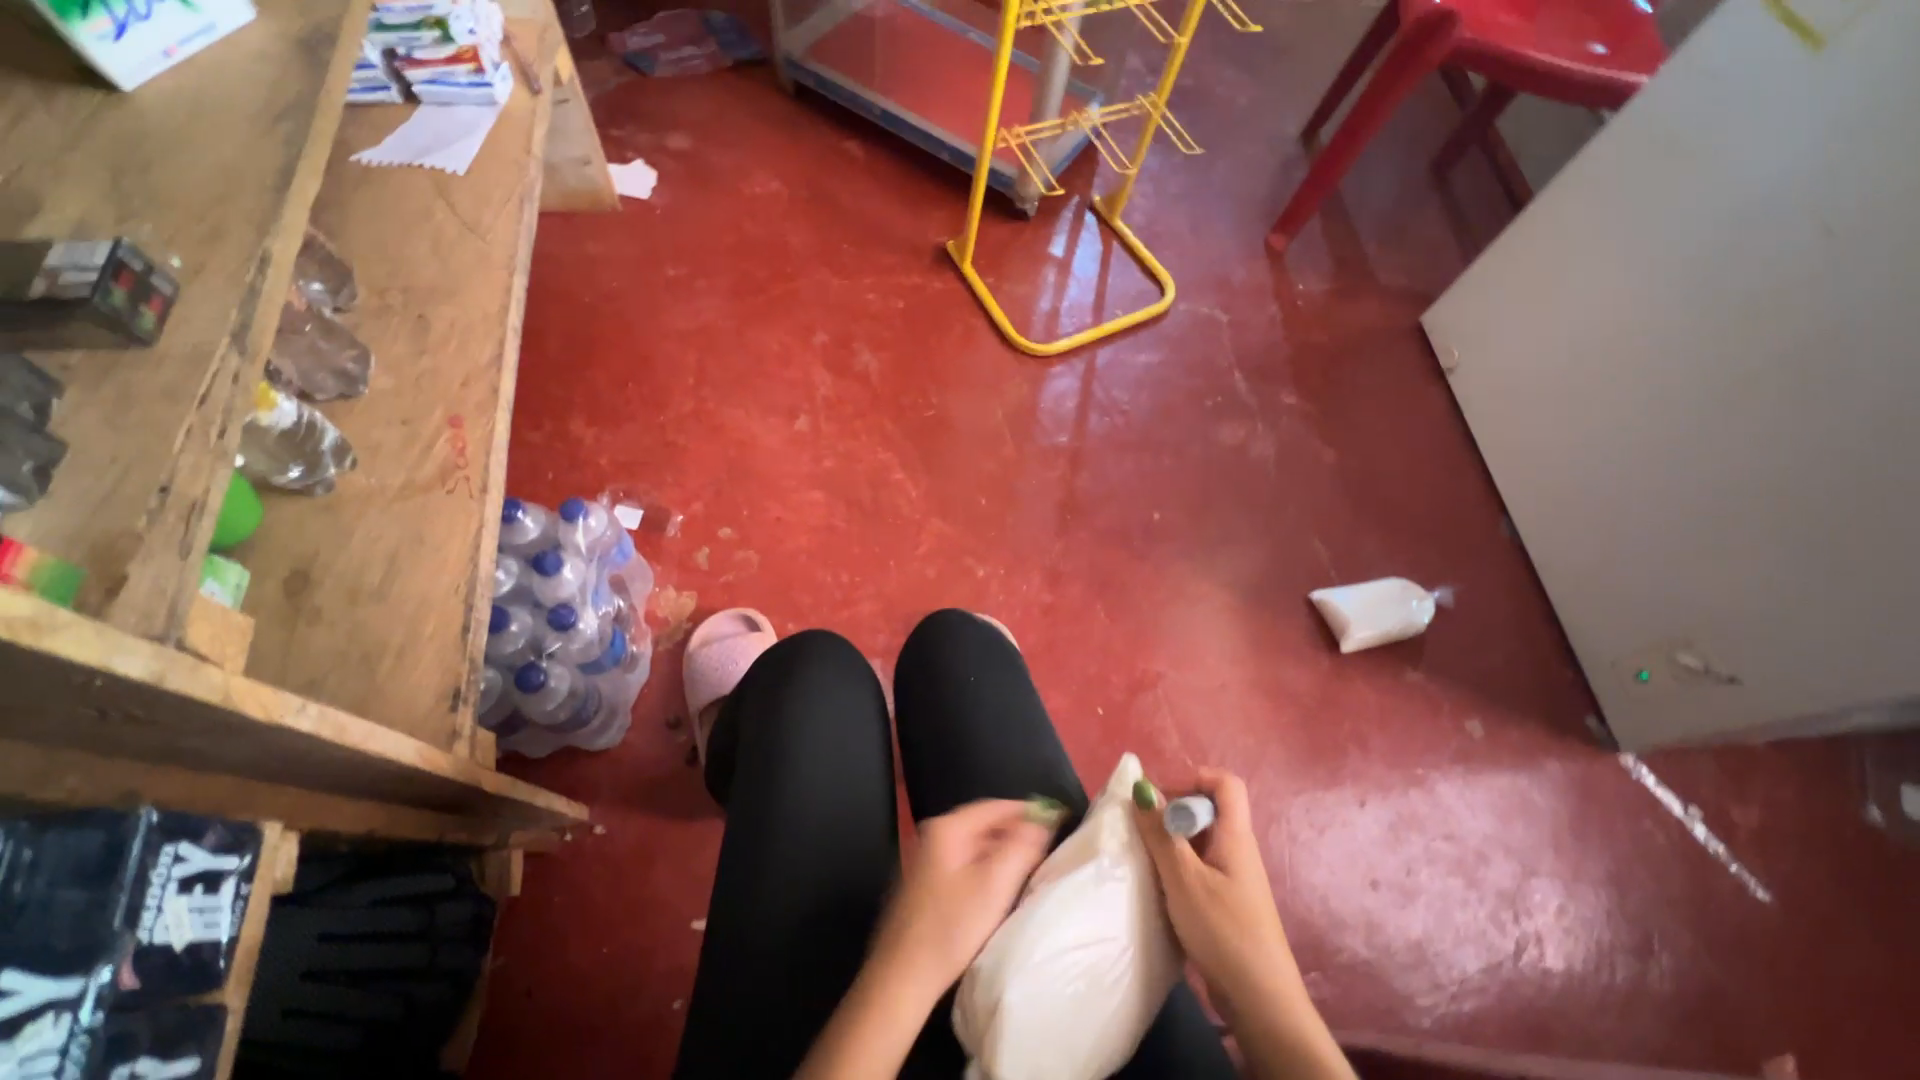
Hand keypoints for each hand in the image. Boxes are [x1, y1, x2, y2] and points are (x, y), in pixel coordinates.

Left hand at [869, 798, 1062, 994]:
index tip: (1057, 821)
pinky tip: (1001, 889)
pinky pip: (964, 865)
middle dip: (1015, 834)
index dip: (1028, 812)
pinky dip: (986, 869)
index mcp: (946, 829)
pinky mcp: (925, 885)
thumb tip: (1042, 822)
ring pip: (974, 847)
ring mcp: (925, 860)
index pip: (995, 807)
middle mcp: (932, 837)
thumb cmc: (951, 928)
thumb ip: (1022, 847)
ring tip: (1031, 867)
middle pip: (983, 825)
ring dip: (1002, 853)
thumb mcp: (995, 885)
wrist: (903, 976)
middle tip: (1047, 847)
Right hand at [1132, 769, 1295, 1018]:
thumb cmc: (1223, 930)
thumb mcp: (1183, 879)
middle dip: (1172, 813)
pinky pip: (1198, 869)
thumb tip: (1141, 788)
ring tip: (1142, 861)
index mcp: (1235, 836)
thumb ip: (1161, 833)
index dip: (1193, 779)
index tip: (1160, 800)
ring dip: (1170, 844)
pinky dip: (1175, 870)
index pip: (1224, 784)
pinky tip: (1156, 891)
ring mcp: (1232, 878)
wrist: (1258, 998)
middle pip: (1208, 811)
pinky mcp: (1224, 903)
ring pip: (1198, 842)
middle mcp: (1237, 850)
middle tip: (1141, 832)